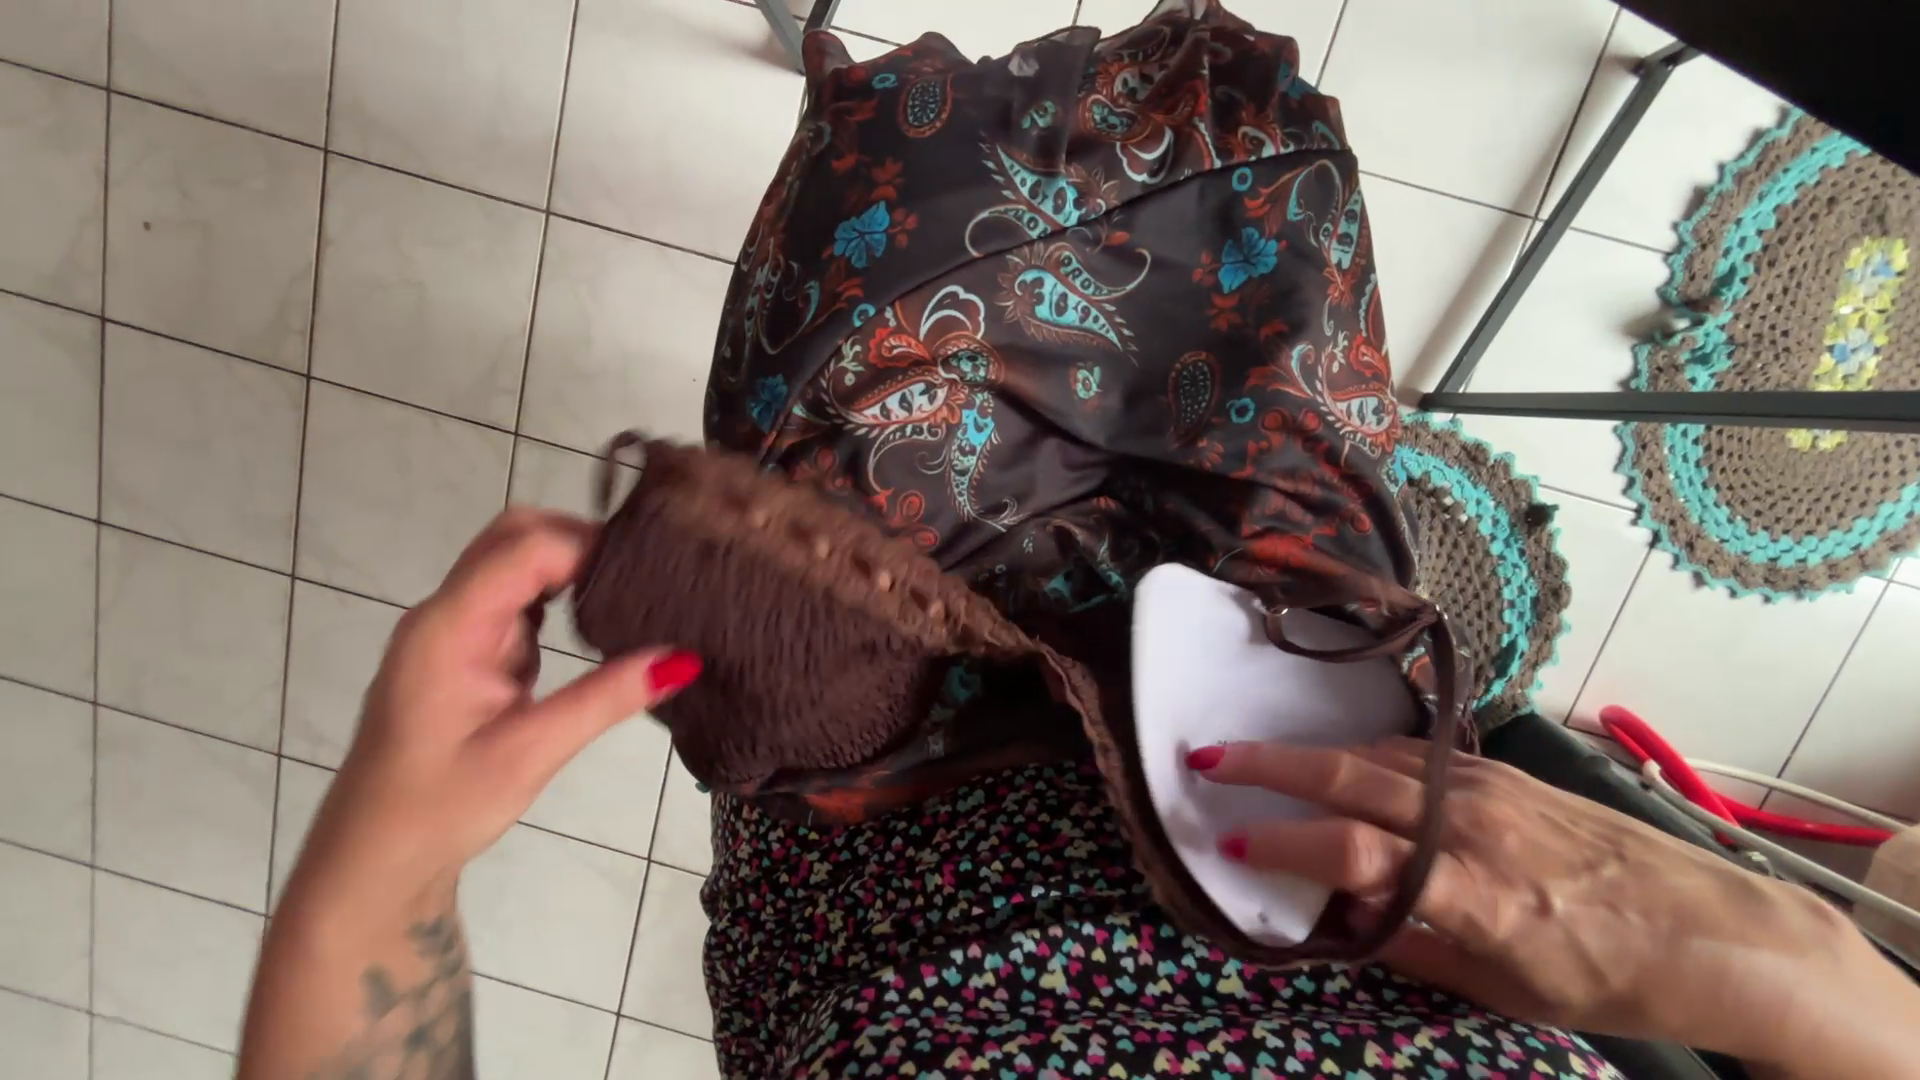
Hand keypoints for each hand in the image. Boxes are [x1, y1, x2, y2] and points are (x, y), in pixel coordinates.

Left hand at [281, 509, 699, 921]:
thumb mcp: (532, 753)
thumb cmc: (441, 807)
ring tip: (633, 589)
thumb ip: (606, 698)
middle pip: (513, 536)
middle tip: (644, 573)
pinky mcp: (469, 649)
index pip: (524, 549)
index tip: (650, 572)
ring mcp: (455, 629)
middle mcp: (447, 613)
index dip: (588, 547)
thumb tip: (685, 659)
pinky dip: (561, 592)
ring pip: (516, 560)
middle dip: (580, 540)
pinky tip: (597, 617)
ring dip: (571, 564)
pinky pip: (518, 595)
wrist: (376, 858)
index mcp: (450, 628)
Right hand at [1188, 738, 1919, 1073]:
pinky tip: (1342, 767)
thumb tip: (1337, 912)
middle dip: (1268, 765)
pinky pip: (1411, 753)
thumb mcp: (1508, 991)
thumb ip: (1410, 944)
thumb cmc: (1614, 980)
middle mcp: (1474, 826)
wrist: (1727, 935)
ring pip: (1374, 756)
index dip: (1285, 844)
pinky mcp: (1500, 770)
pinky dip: (1361, 757)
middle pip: (1350, 777)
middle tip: (1207, 756)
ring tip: (1259, 764)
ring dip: (1308, 756)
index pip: (1357, 854)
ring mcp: (1487, 787)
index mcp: (1478, 895)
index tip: (1230, 841)